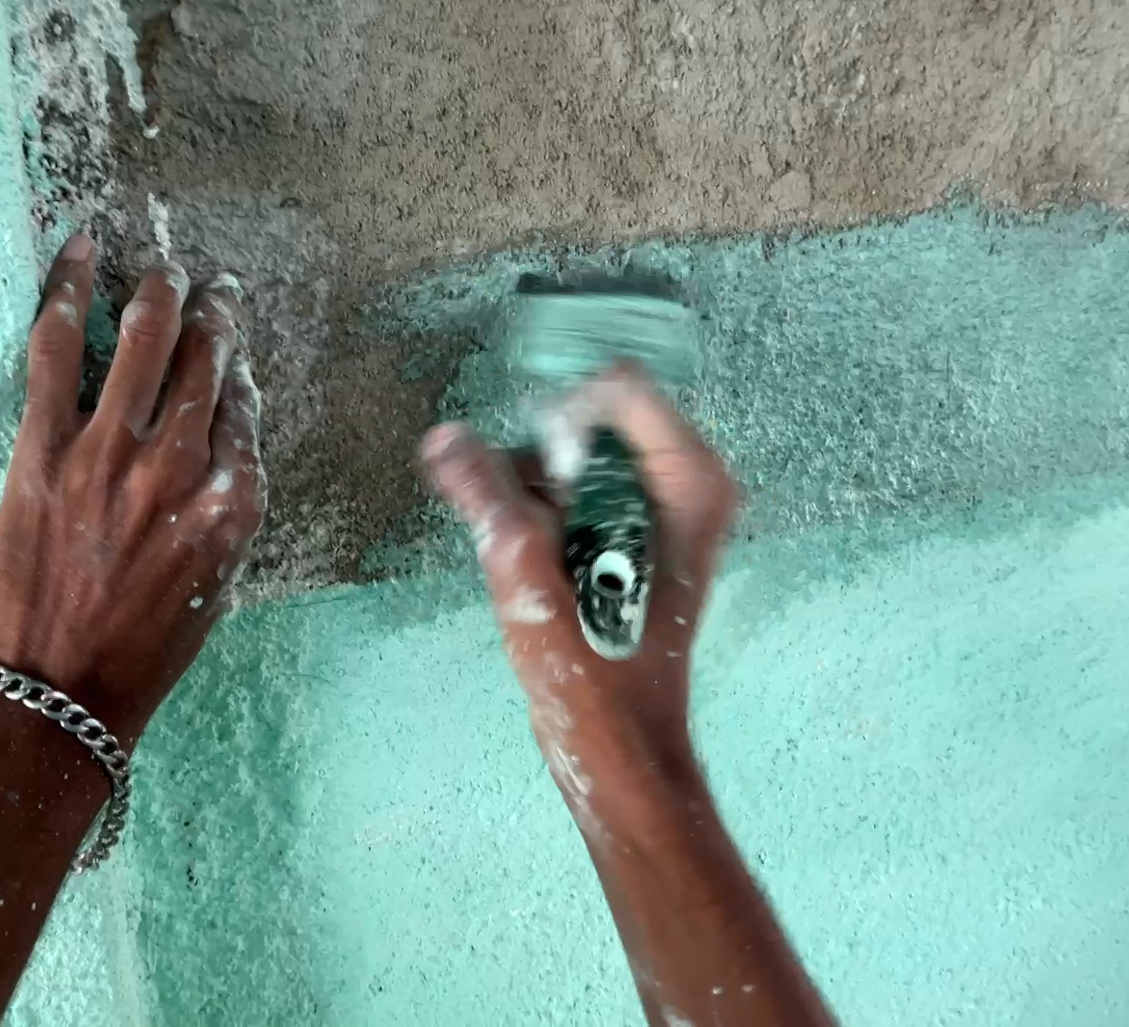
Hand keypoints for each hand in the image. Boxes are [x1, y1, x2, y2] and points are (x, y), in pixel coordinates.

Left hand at [0, 233, 264, 746]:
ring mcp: (111, 452)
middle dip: (215, 313)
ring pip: (143, 339)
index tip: (233, 353)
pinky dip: (67, 291)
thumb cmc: (150, 643)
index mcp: (233, 501)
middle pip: (206, 362)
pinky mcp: (43, 450)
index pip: (246, 407)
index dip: (240, 370)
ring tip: (165, 266)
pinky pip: (56, 351)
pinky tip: (80, 250)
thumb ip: (234, 503)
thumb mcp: (224, 580)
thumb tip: (230, 436)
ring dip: (159, 290)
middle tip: (213, 288)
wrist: (61, 688)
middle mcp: (181, 465)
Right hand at [420, 366, 737, 802]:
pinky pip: (573, 493)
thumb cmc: (588, 665)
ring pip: (573, 460)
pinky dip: (541, 516)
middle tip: (528, 530)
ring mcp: (658, 511)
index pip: (614, 386)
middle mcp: (682, 483)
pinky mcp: (631, 537)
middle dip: (539, 468)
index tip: (532, 479)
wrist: (615, 743)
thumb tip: (442, 438)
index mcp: (686, 477)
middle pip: (587, 425)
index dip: (556, 422)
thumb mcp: (525, 566)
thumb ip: (484, 491)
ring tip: (531, 559)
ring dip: (532, 497)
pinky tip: (536, 566)